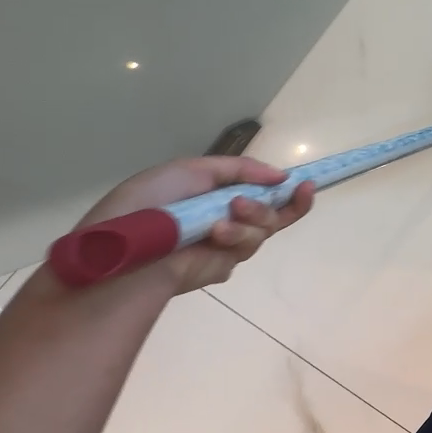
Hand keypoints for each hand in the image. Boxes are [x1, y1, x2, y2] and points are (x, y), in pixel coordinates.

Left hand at [72, 156, 315, 294]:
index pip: (261, 190)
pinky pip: (249, 246)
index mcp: (216, 195)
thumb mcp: (192, 170)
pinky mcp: (223, 264)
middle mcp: (227, 218)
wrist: (125, 251)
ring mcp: (227, 243)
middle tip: (300, 190)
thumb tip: (282, 178)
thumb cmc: (149, 205)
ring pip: (267, 227)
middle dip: (288, 201)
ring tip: (224, 220)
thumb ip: (241, 168)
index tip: (306, 182)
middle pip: (277, 210)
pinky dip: (238, 237)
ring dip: (255, 217)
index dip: (287, 187)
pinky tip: (217, 235)